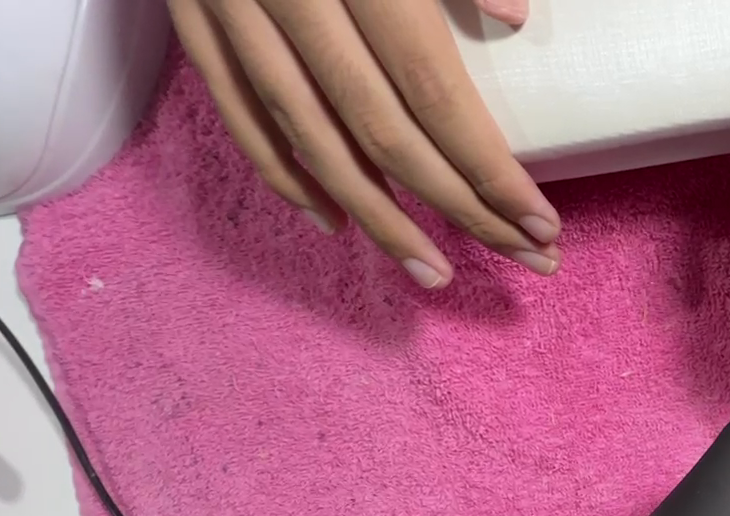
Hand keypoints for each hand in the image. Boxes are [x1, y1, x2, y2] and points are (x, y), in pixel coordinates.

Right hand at [169, 0, 560, 286]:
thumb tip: (516, 18)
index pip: (438, 97)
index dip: (492, 172)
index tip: (544, 225)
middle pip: (389, 138)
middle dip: (465, 212)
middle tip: (527, 262)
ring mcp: (228, 4)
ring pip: (314, 142)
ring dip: (382, 221)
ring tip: (436, 274)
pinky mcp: (185, 6)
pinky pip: (235, 109)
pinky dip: (284, 173)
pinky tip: (334, 221)